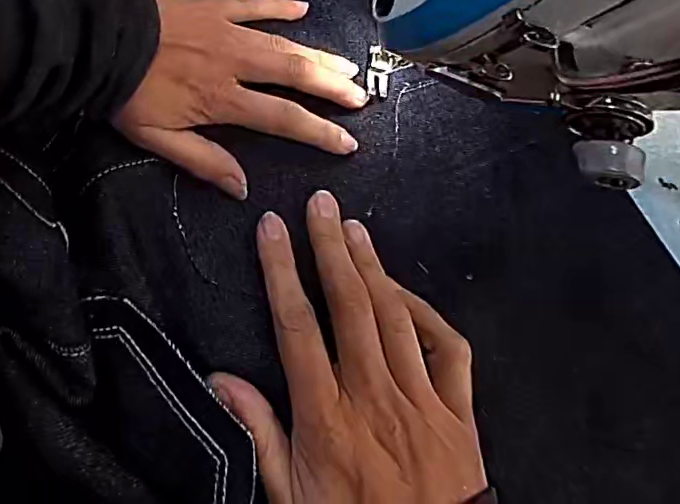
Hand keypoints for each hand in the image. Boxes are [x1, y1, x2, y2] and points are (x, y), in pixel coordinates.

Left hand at [115, 0, 367, 199]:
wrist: (102, 37)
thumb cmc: (126, 92)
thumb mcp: (157, 138)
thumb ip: (203, 161)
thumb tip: (241, 187)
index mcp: (222, 98)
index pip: (283, 118)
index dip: (319, 132)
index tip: (347, 141)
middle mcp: (235, 63)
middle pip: (296, 75)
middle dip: (332, 87)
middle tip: (360, 96)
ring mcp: (229, 31)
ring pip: (285, 43)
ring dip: (318, 55)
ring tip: (346, 64)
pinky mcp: (216, 7)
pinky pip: (256, 5)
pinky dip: (281, 7)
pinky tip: (303, 8)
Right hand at [209, 191, 486, 503]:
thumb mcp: (291, 499)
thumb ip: (258, 435)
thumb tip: (220, 380)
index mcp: (328, 422)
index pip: (297, 327)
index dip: (281, 270)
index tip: (272, 229)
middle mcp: (374, 400)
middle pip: (349, 305)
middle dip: (331, 247)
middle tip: (321, 205)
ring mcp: (421, 403)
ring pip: (394, 316)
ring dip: (373, 265)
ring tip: (354, 228)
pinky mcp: (458, 413)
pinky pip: (448, 348)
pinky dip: (427, 312)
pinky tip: (406, 292)